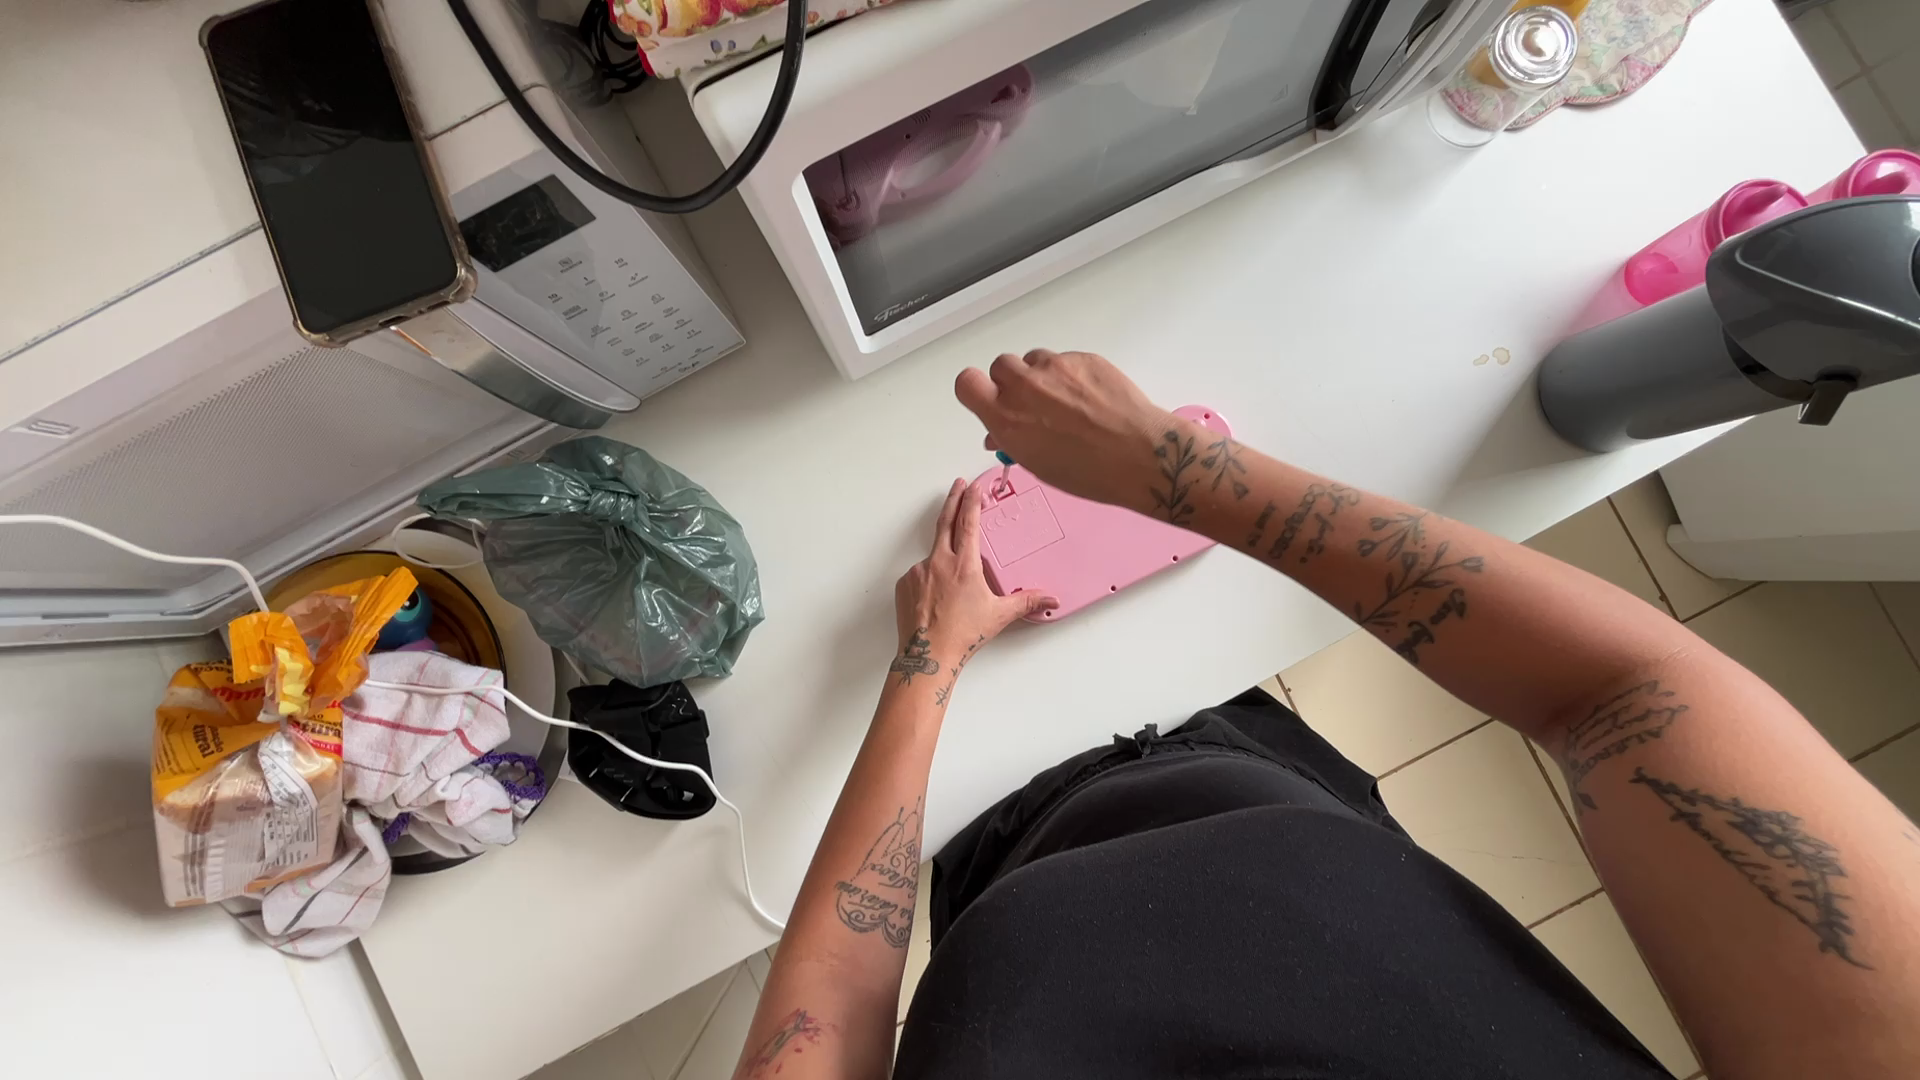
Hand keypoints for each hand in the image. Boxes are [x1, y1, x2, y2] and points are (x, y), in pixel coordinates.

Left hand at [892, 479, 1056, 683]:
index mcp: (963, 565)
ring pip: (934, 556)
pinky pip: (919, 575)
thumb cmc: (962, 634)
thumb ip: (1026, 601)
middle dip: (953, 500)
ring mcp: (918, 571)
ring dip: (943, 560)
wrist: (927, 655)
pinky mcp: (904, 584)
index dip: (972, 501)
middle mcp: (939, 562)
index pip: (968, 523)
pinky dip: (929, 580)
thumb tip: (1050, 599)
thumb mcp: (999, 615)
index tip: (973, 486)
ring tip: (951, 590)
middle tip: (958, 485)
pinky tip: (936, 599)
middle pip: (946, 522)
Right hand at [953, 349, 1174, 511]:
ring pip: (1034, 360)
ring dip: (1041, 376)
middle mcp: (1025, 388)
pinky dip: (1071, 375)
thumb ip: (1012, 440)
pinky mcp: (1082, 358)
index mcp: (1006, 419)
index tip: (987, 397)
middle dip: (1011, 382)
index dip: (976, 389)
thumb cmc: (1089, 472)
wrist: (1139, 455)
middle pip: (1001, 366)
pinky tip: (1089, 399)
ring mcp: (1055, 368)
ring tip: (1065, 402)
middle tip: (1031, 403)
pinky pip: (1065, 360)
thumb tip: (1001, 433)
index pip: (967, 383)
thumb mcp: (1038, 464)